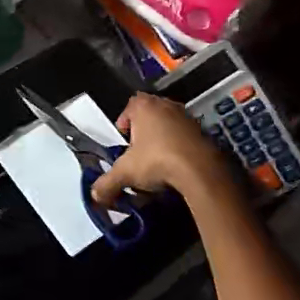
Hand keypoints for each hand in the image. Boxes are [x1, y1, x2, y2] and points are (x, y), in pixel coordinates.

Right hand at [91, 93, 229, 207]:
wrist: (198, 169)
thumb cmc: (158, 160)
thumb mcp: (125, 173)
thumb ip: (107, 182)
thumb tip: (97, 194)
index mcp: (144, 106)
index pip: (129, 107)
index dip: (124, 122)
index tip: (122, 139)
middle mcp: (167, 105)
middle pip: (150, 116)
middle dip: (143, 133)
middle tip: (137, 153)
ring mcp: (187, 117)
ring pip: (168, 126)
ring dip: (162, 141)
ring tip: (156, 163)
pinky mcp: (203, 132)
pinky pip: (185, 138)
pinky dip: (179, 149)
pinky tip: (175, 167)